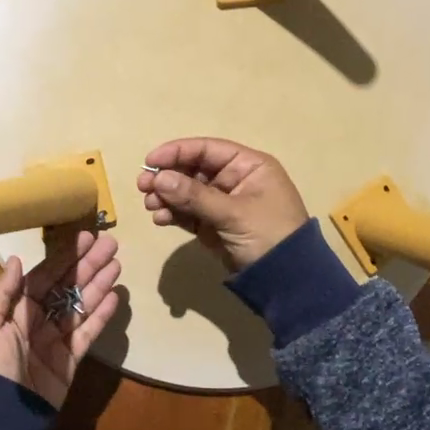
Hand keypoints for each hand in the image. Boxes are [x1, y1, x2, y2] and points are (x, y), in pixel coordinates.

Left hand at [0, 230, 121, 407]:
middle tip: (110, 244)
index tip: (84, 238)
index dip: (64, 258)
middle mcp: (36, 321)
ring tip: (117, 264)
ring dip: (98, 284)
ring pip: (81, 306)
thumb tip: (17, 260)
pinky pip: (89, 333)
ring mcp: (56, 340)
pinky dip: (102, 315)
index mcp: (14, 310)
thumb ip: (2, 293)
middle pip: (66, 287)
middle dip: (87, 266)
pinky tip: (115, 296)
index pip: (43, 277)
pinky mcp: (71, 360)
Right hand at [137, 138, 308, 271]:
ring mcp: (222, 204)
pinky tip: (160, 219)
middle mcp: (234, 180)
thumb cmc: (268, 236)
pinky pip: (188, 214)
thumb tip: (158, 178)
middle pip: (192, 170)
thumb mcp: (233, 213)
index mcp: (248, 166)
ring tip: (150, 206)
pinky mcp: (213, 226)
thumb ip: (194, 196)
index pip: (207, 150)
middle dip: (167, 177)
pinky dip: (173, 215)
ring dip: (166, 197)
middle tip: (143, 186)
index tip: (150, 161)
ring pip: (186, 193)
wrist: (286, 279)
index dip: (177, 152)